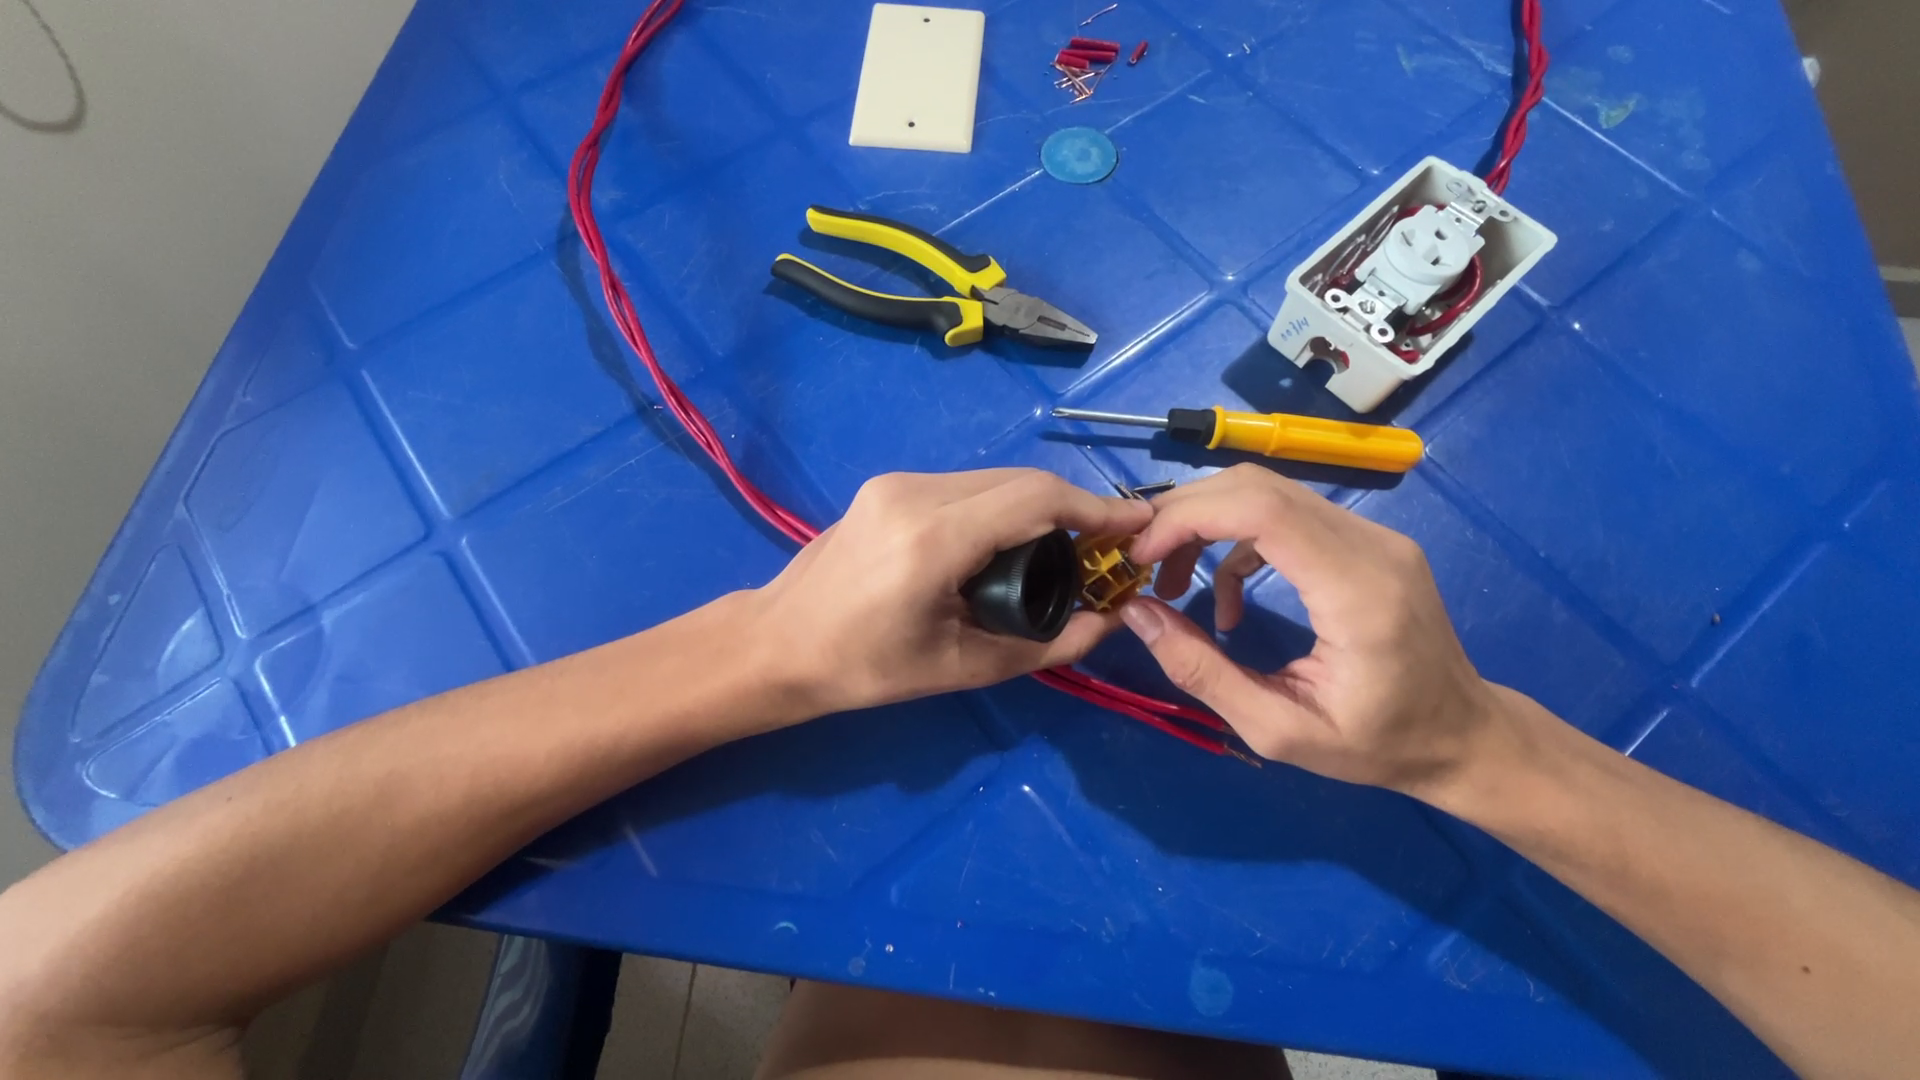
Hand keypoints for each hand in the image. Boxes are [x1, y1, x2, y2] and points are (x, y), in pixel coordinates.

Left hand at [755, 469, 1152, 716]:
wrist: (778, 643)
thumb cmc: (866, 669)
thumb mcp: (963, 668)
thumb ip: (1047, 644)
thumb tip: (1109, 622)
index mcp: (933, 538)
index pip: (1036, 498)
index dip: (1096, 508)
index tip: (1137, 525)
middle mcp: (915, 493)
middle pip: (1019, 481)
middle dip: (1071, 509)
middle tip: (1102, 550)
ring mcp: (897, 482)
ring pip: (993, 479)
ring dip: (1035, 506)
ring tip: (1060, 550)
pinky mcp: (888, 486)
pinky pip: (964, 486)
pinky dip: (1000, 507)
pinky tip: (1009, 542)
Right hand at [1121, 465, 1506, 799]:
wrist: (1463, 736)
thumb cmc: (1376, 745)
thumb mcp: (1277, 730)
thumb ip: (1202, 672)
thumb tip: (1135, 614)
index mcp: (1357, 591)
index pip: (1262, 510)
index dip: (1189, 518)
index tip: (1140, 555)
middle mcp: (1371, 545)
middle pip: (1258, 487)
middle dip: (1184, 514)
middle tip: (1142, 562)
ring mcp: (1374, 535)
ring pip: (1268, 492)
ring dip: (1205, 523)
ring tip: (1171, 579)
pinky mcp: (1367, 540)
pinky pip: (1286, 514)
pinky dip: (1236, 540)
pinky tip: (1226, 594)